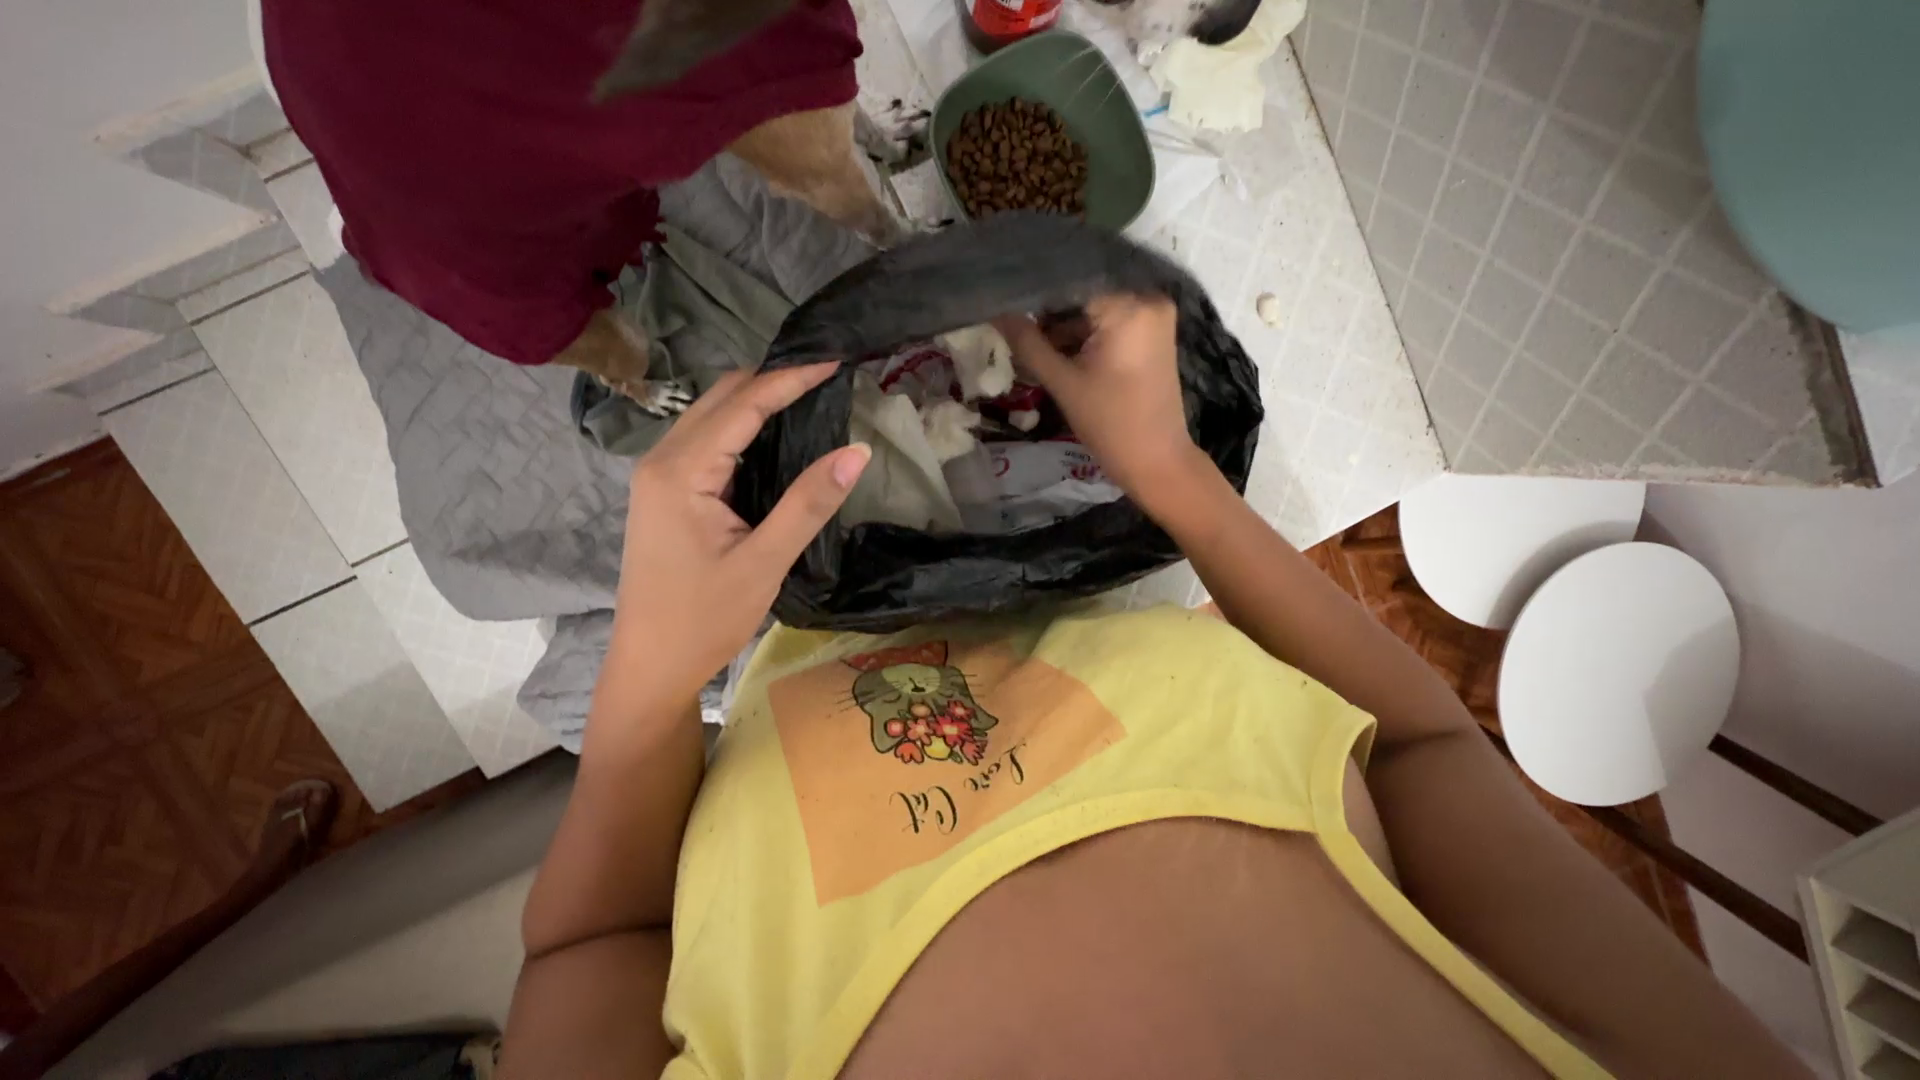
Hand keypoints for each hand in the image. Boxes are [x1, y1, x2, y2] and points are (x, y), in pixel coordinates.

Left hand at [611, 363, 869, 707]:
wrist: (651, 665)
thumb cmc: (704, 619)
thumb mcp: (764, 562)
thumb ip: (809, 502)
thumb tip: (858, 449)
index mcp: (680, 471)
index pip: (743, 404)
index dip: (791, 378)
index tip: (836, 360)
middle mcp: (661, 460)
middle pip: (720, 397)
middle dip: (772, 380)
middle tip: (828, 376)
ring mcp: (658, 476)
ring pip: (710, 416)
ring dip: (756, 401)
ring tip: (810, 396)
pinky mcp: (664, 493)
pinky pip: (706, 441)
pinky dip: (742, 428)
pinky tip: (775, 435)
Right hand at [992, 295, 1209, 506]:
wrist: (1156, 461)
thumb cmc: (1110, 423)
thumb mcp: (1063, 382)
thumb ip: (1028, 343)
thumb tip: (995, 312)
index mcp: (1129, 306)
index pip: (1070, 283)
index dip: (1033, 294)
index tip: (1002, 300)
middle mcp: (1147, 299)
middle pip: (1084, 294)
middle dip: (1048, 310)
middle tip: (1009, 319)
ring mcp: (1154, 316)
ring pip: (1095, 308)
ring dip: (1064, 324)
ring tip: (1026, 335)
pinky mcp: (1153, 333)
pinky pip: (1111, 321)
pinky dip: (1085, 333)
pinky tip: (1054, 346)